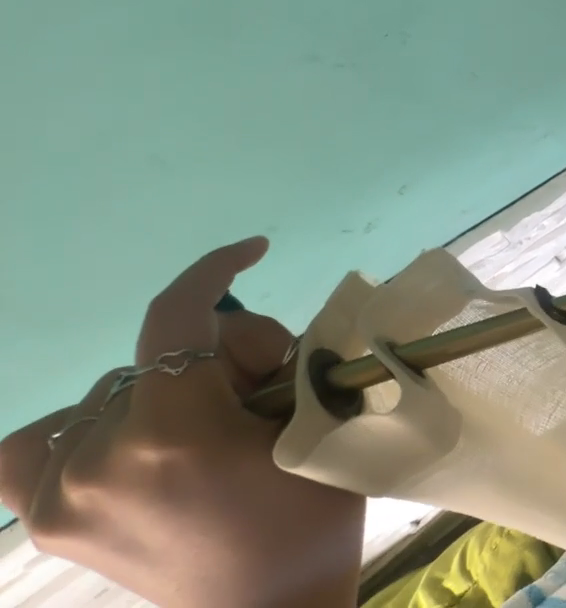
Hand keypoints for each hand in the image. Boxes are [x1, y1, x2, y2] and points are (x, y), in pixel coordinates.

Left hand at [0, 238, 365, 607]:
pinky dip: (87, 422)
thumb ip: (285, 371)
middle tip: (263, 392)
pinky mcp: (48, 521)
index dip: (215, 270)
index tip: (253, 249)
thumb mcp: (318, 427)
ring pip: (107, 392)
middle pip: (155, 358)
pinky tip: (129, 435)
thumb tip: (254, 343)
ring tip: (210, 422)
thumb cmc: (314, 517)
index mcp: (173, 435)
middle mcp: (96, 462)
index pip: (178, 320)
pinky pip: (41, 443)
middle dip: (217, 356)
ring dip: (165, 387)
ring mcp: (57, 498)